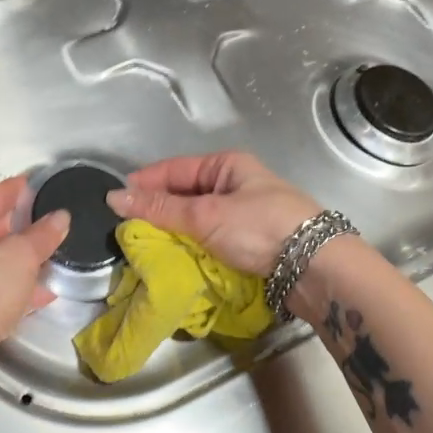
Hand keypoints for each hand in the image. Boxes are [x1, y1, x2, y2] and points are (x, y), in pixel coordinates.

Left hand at [0, 176, 70, 390]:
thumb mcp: (18, 258)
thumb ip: (41, 237)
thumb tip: (60, 218)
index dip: (24, 191)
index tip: (50, 187)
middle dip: (24, 231)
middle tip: (59, 227)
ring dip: (21, 265)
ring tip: (56, 261)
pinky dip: (12, 292)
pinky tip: (41, 296)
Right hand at [106, 151, 320, 276]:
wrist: (317, 267)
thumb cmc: (260, 228)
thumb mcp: (206, 215)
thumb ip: (160, 209)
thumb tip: (114, 197)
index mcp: (227, 165)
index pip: (175, 168)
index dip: (145, 182)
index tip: (116, 200)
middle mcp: (236, 184)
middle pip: (186, 193)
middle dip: (158, 210)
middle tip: (127, 228)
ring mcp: (247, 214)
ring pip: (199, 219)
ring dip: (175, 232)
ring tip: (147, 247)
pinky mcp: (254, 243)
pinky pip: (213, 240)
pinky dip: (194, 248)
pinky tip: (178, 260)